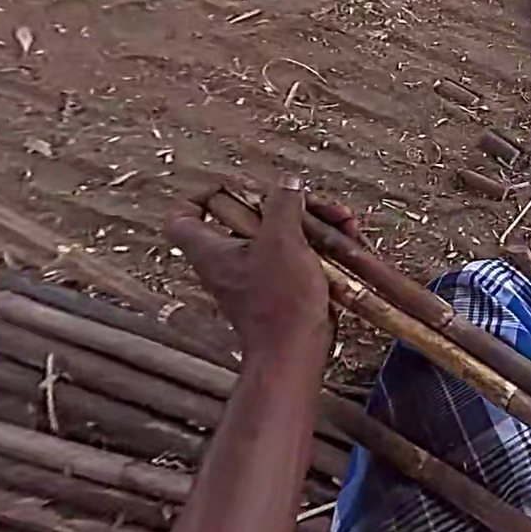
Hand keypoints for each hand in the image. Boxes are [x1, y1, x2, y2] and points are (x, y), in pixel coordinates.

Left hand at [168, 178, 331, 362]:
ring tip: (343, 220)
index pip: (183, 218)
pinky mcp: (283, 283)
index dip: (201, 197)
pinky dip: (320, 242)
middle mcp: (230, 259)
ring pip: (282, 230)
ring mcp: (258, 272)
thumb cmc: (280, 299)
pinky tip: (347, 238)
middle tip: (314, 202)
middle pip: (252, 215)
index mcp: (213, 250)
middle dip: (290, 204)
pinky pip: (298, 251)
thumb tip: (286, 181)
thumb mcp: (282, 241)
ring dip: (314, 220)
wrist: (296, 350)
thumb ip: (282, 205)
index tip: (235, 187)